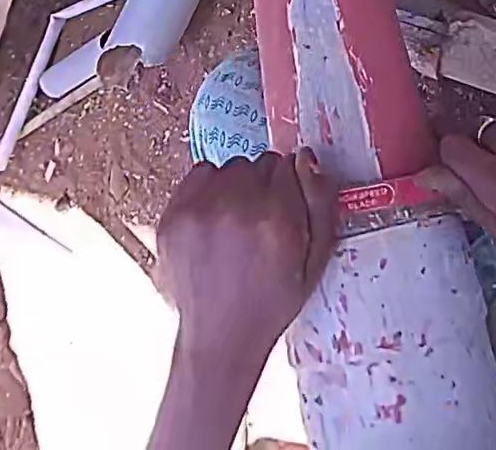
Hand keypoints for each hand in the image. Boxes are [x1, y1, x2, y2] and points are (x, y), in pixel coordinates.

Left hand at [155, 149, 337, 360]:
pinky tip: (214, 215)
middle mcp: (237, 206)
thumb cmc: (273, 300)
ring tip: (237, 219)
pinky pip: (200, 173)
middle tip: (263, 217)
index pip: (289, 163)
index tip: (286, 205)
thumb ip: (321, 202)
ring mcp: (201, 209)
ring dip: (239, 184)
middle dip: (266, 184)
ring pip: (232, 167)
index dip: (291, 184)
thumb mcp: (316, 258)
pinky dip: (210, 187)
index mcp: (277, 217)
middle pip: (261, 163)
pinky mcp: (174, 214)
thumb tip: (305, 158)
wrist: (220, 339)